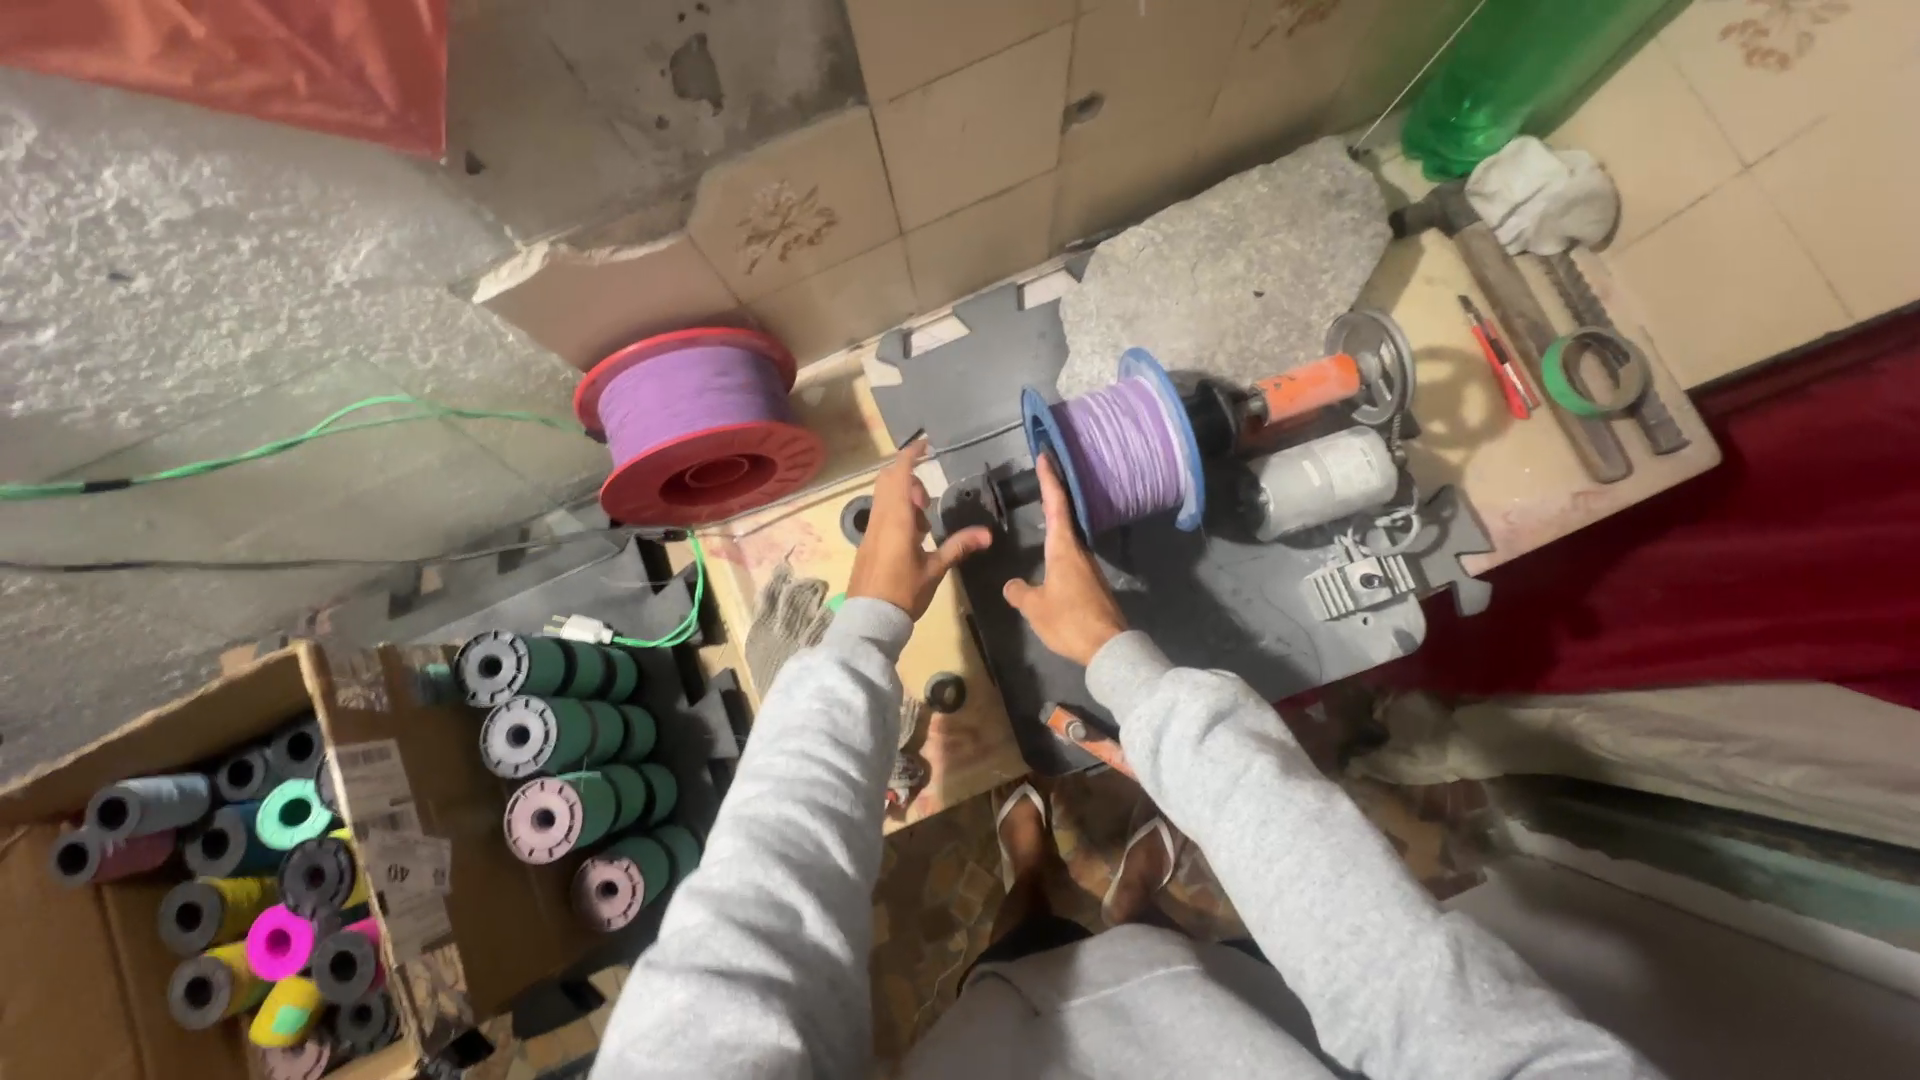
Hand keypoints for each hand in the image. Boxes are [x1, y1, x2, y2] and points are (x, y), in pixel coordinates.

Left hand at [846, 439, 992, 619]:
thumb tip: (988, 534)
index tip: (924, 444)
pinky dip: (896, 513)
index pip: (899, 475)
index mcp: (896, 520)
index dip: (910, 455)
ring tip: (924, 522)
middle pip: (887, 481)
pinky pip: (881, 514)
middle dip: (908, 478)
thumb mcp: (935, 570)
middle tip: (928, 497)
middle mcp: (879, 519)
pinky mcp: (867, 544)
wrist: (870, 620)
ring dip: (903, 498)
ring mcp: (870, 531)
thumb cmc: (904, 593)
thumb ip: (958, 547)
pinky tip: (912, 537)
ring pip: (883, 498)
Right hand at [1002, 454, 1128, 665]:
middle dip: (1054, 494)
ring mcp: (1088, 567)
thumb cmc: (1069, 620)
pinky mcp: (1092, 584)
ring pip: (1070, 537)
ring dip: (1058, 520)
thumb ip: (1020, 592)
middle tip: (1044, 475)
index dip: (1050, 480)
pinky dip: (1061, 544)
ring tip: (1044, 510)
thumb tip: (1012, 585)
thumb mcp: (1035, 607)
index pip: (1056, 506)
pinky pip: (1072, 556)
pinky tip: (1052, 554)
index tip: (1046, 457)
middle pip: (1065, 516)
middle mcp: (1079, 552)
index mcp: (1064, 549)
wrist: (1107, 646)